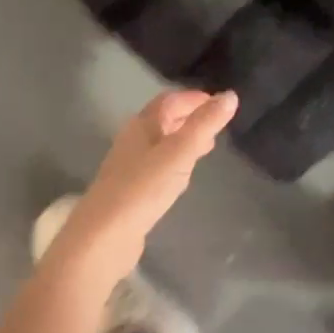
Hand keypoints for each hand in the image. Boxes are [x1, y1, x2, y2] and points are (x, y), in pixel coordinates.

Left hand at [52, 90, 239, 282]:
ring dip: (182, 139)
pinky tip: (181, 177)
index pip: (171, 100)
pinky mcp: (129, 190)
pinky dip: (174, 161)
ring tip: (205, 147)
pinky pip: (156, 165)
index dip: (195, 98)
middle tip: (216, 125)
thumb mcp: (180, 153)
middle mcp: (133, 138)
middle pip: (164, 119)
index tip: (220, 104)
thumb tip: (230, 95)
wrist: (103, 237)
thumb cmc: (143, 188)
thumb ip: (204, 125)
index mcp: (143, 124)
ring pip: (160, 142)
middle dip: (190, 117)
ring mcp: (129, 165)